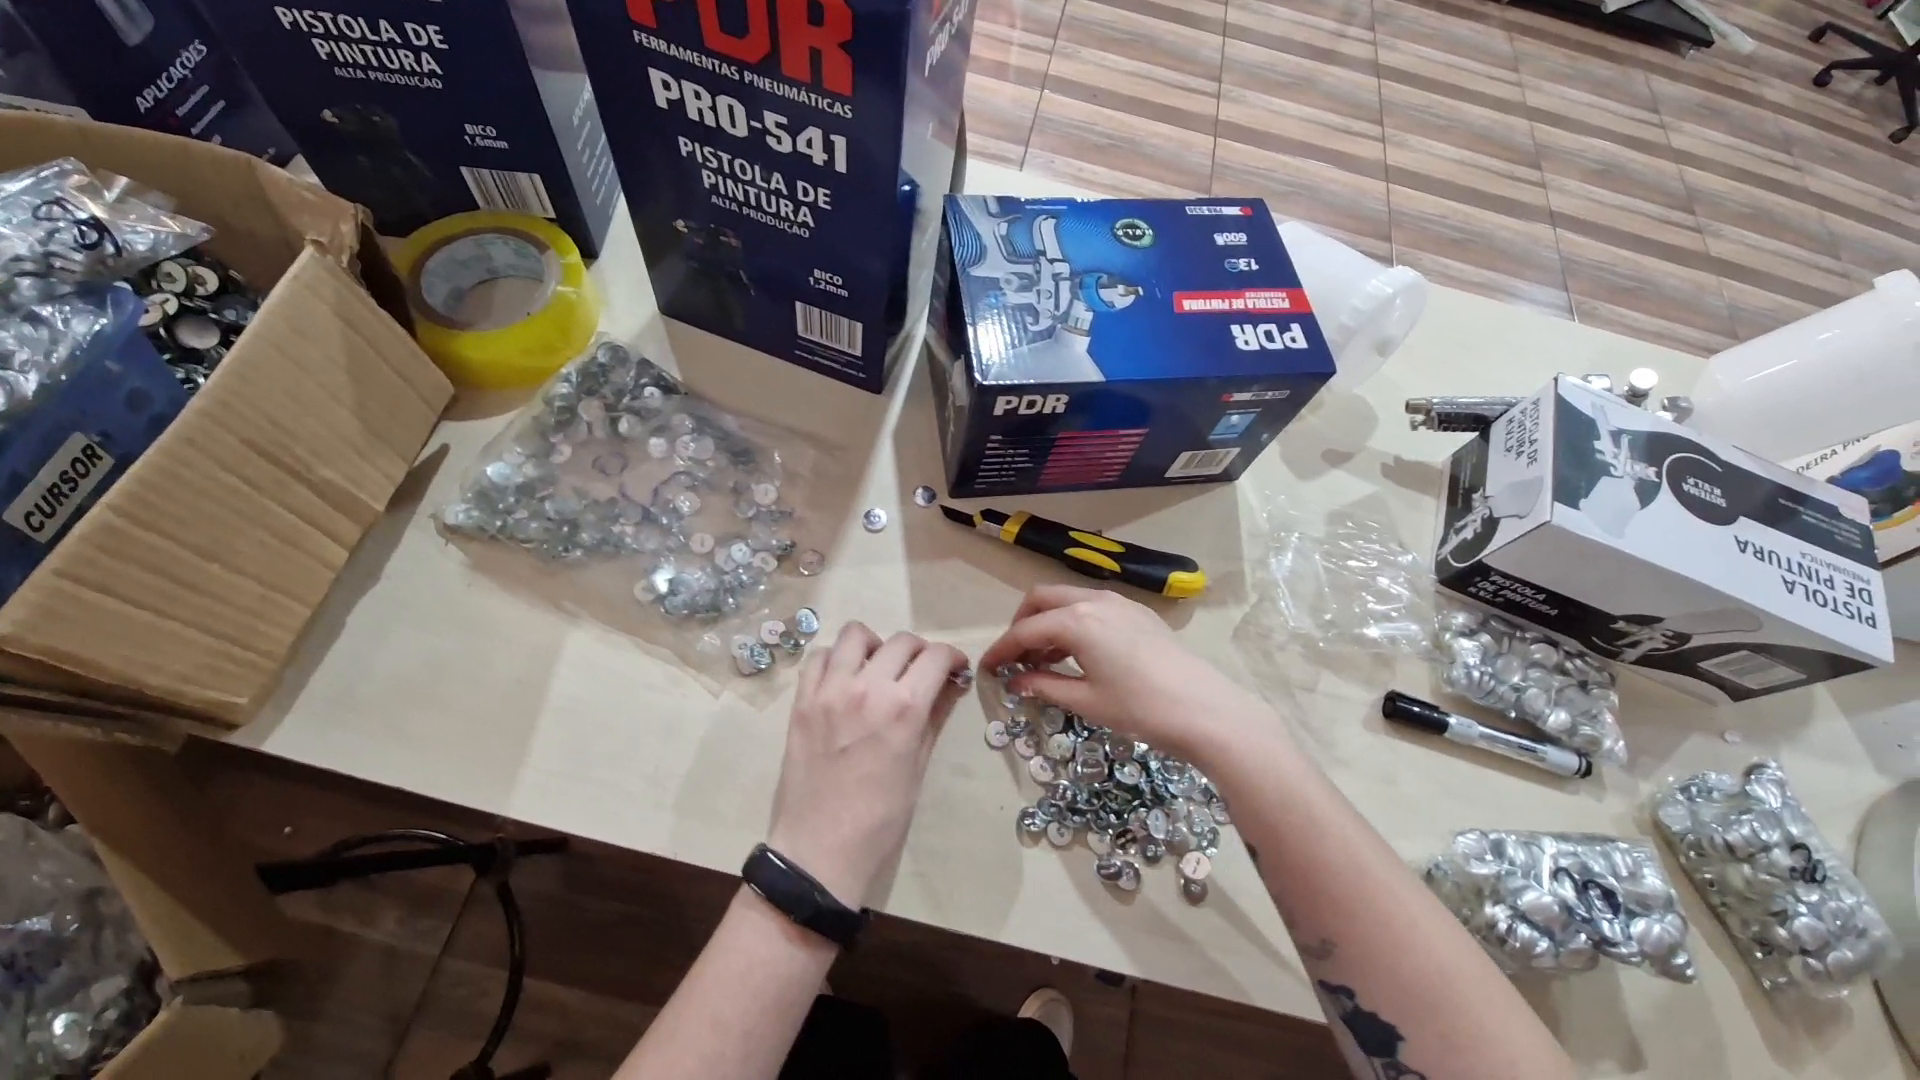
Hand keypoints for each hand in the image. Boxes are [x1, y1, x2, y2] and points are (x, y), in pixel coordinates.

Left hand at [766, 622, 967, 907]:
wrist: (821, 850)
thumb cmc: (880, 819)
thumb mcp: (918, 767)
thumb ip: (934, 718)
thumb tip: (951, 686)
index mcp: (904, 708)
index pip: (936, 657)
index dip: (952, 657)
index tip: (955, 668)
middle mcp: (867, 688)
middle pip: (902, 642)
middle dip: (921, 651)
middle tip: (922, 672)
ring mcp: (829, 691)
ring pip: (855, 635)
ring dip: (876, 645)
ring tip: (880, 667)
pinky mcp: (802, 701)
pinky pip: (819, 658)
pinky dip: (837, 658)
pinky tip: (845, 678)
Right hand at [978, 585, 1276, 764]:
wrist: (1203, 709)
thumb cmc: (1139, 708)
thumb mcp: (1085, 702)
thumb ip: (1044, 686)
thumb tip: (1016, 682)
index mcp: (1076, 621)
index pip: (1024, 630)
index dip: (1002, 649)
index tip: (986, 668)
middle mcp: (1094, 601)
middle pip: (1042, 599)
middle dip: (1022, 624)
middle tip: (1016, 657)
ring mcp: (1120, 603)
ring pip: (1068, 599)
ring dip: (1049, 622)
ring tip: (1045, 659)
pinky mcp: (1138, 612)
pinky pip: (1093, 606)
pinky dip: (1074, 621)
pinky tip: (1079, 653)